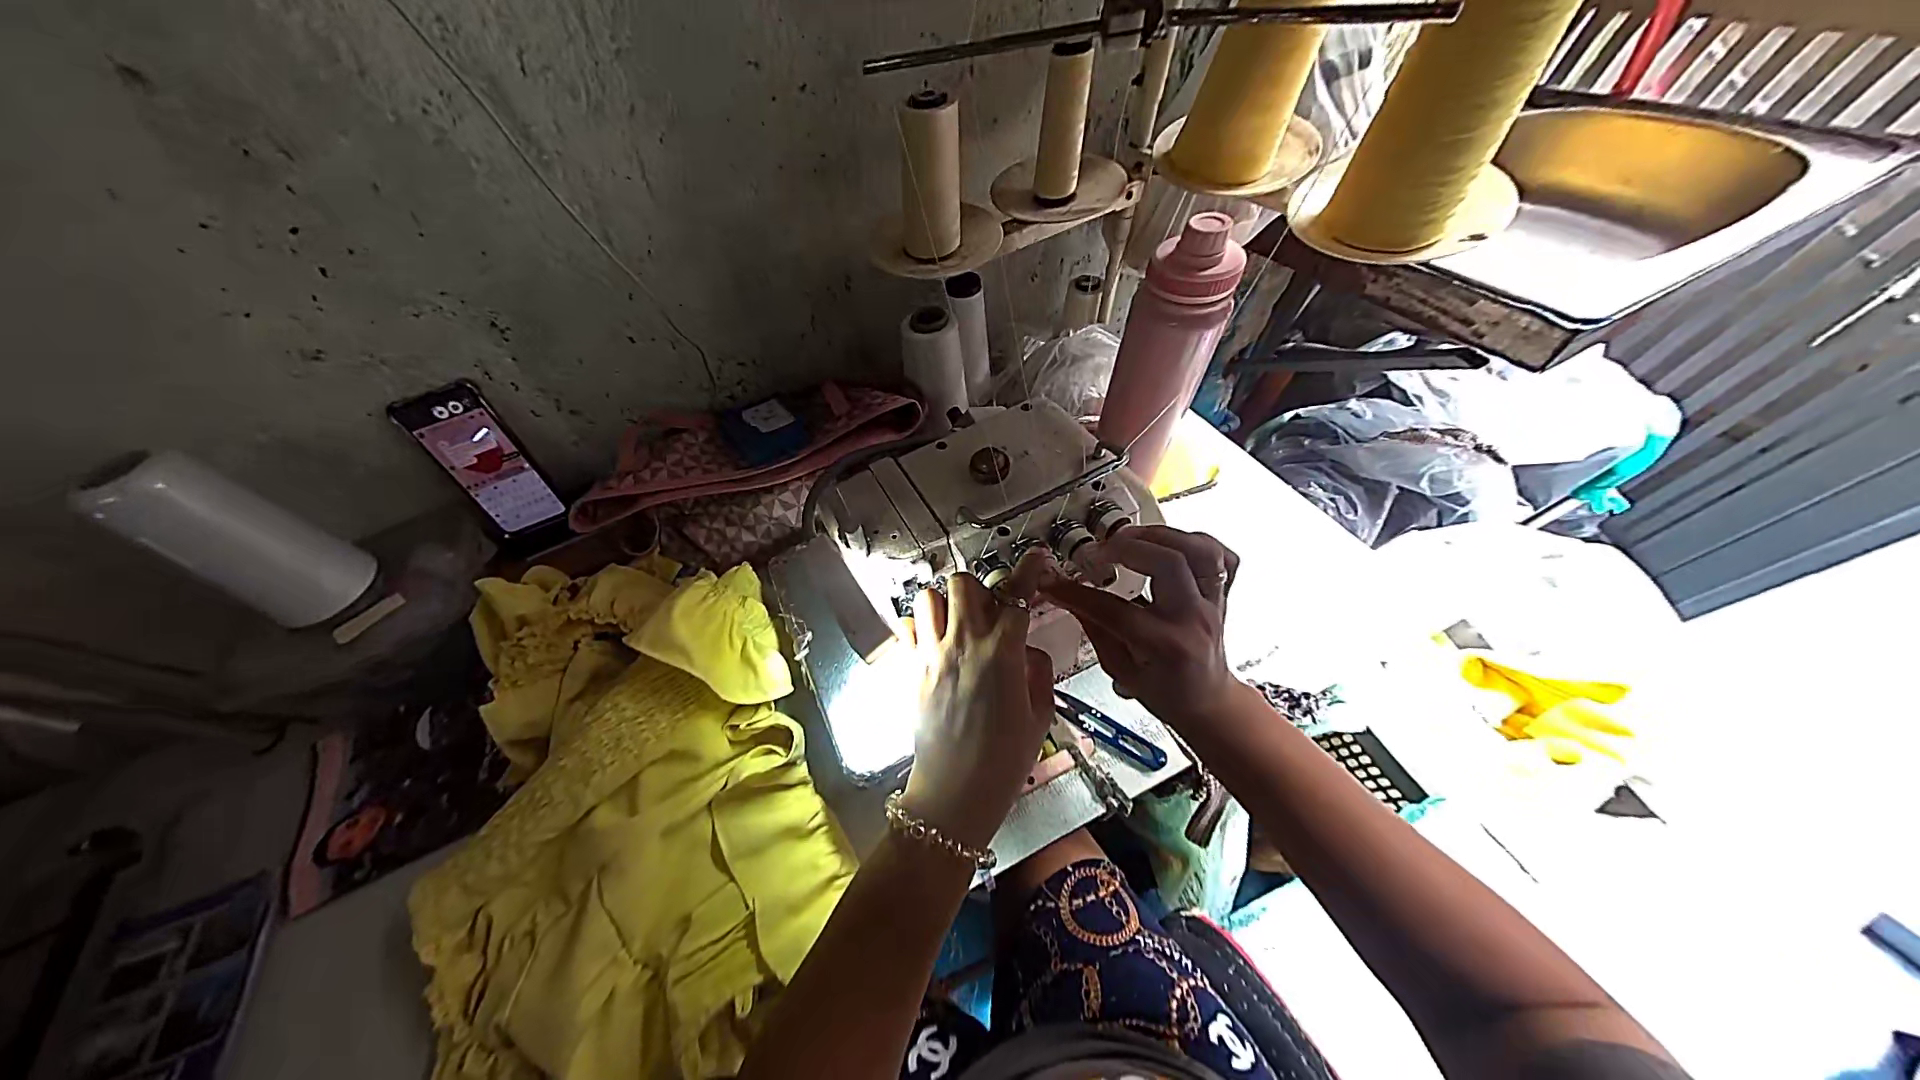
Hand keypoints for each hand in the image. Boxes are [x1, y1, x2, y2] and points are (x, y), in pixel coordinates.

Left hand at [900, 573, 1054, 850]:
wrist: (955, 793)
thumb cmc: (1003, 761)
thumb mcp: (1039, 715)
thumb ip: (1037, 671)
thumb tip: (1027, 650)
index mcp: (1002, 653)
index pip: (1016, 593)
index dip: (1029, 569)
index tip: (1035, 560)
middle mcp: (963, 644)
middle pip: (964, 582)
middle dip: (980, 587)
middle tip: (991, 608)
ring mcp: (932, 656)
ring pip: (929, 597)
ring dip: (947, 602)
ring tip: (959, 622)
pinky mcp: (912, 671)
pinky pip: (907, 629)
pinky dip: (920, 626)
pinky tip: (934, 642)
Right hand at [1039, 525, 1242, 732]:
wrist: (1207, 701)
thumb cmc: (1167, 693)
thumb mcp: (1121, 669)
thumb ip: (1096, 629)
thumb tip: (1069, 596)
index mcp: (1166, 646)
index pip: (1114, 610)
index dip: (1077, 593)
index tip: (1054, 582)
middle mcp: (1194, 619)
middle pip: (1168, 563)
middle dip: (1125, 547)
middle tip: (1097, 551)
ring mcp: (1213, 603)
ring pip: (1200, 550)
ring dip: (1160, 534)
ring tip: (1130, 537)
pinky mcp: (1222, 594)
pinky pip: (1222, 555)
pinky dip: (1195, 541)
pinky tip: (1169, 543)